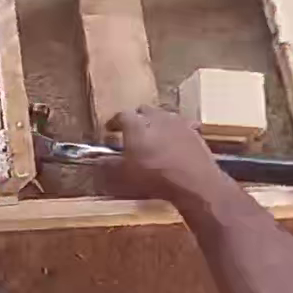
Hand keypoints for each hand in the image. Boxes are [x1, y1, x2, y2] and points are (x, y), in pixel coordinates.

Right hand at [109, 106, 234, 204]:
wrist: (195, 182)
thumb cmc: (153, 176)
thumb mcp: (124, 174)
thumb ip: (109, 164)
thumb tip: (98, 160)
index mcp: (135, 124)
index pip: (120, 115)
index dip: (114, 122)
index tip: (109, 130)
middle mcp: (157, 117)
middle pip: (143, 110)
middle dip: (136, 119)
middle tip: (130, 131)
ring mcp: (178, 123)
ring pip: (163, 116)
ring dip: (155, 123)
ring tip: (152, 136)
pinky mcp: (195, 132)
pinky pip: (181, 126)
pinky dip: (173, 131)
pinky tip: (173, 142)